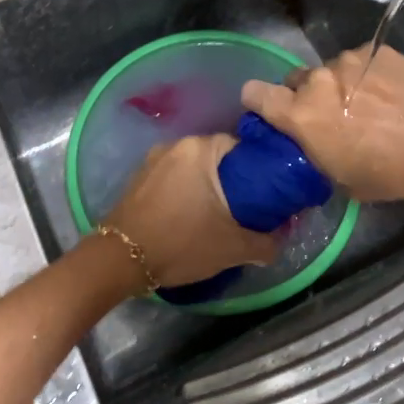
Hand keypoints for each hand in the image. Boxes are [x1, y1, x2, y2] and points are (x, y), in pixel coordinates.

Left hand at [105, 135, 276, 286]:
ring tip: (220, 214)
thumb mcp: (233, 248)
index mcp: (200, 148)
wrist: (120, 259)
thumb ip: (267, 241)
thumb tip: (283, 237)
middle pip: (216, 156)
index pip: (241, 146)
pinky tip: (190, 215)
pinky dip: (185, 190)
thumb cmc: (181, 243)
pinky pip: (173, 176)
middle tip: (247, 208)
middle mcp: (176, 144)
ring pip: (193, 167)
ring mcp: (153, 159)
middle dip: (233, 179)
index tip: (268, 194)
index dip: (258, 169)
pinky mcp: (139, 177)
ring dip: (207, 185)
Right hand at [241, 47, 403, 200]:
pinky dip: (367, 76)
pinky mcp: (374, 50)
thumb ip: (316, 157)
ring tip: (370, 105)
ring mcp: (346, 60)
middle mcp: (317, 81)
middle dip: (306, 96)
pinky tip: (390, 93)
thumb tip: (312, 149)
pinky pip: (359, 62)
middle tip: (332, 117)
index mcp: (301, 115)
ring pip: (330, 71)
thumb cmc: (394, 171)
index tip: (269, 111)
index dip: (257, 101)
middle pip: (295, 81)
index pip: (255, 93)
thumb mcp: (344, 181)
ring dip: (339, 86)